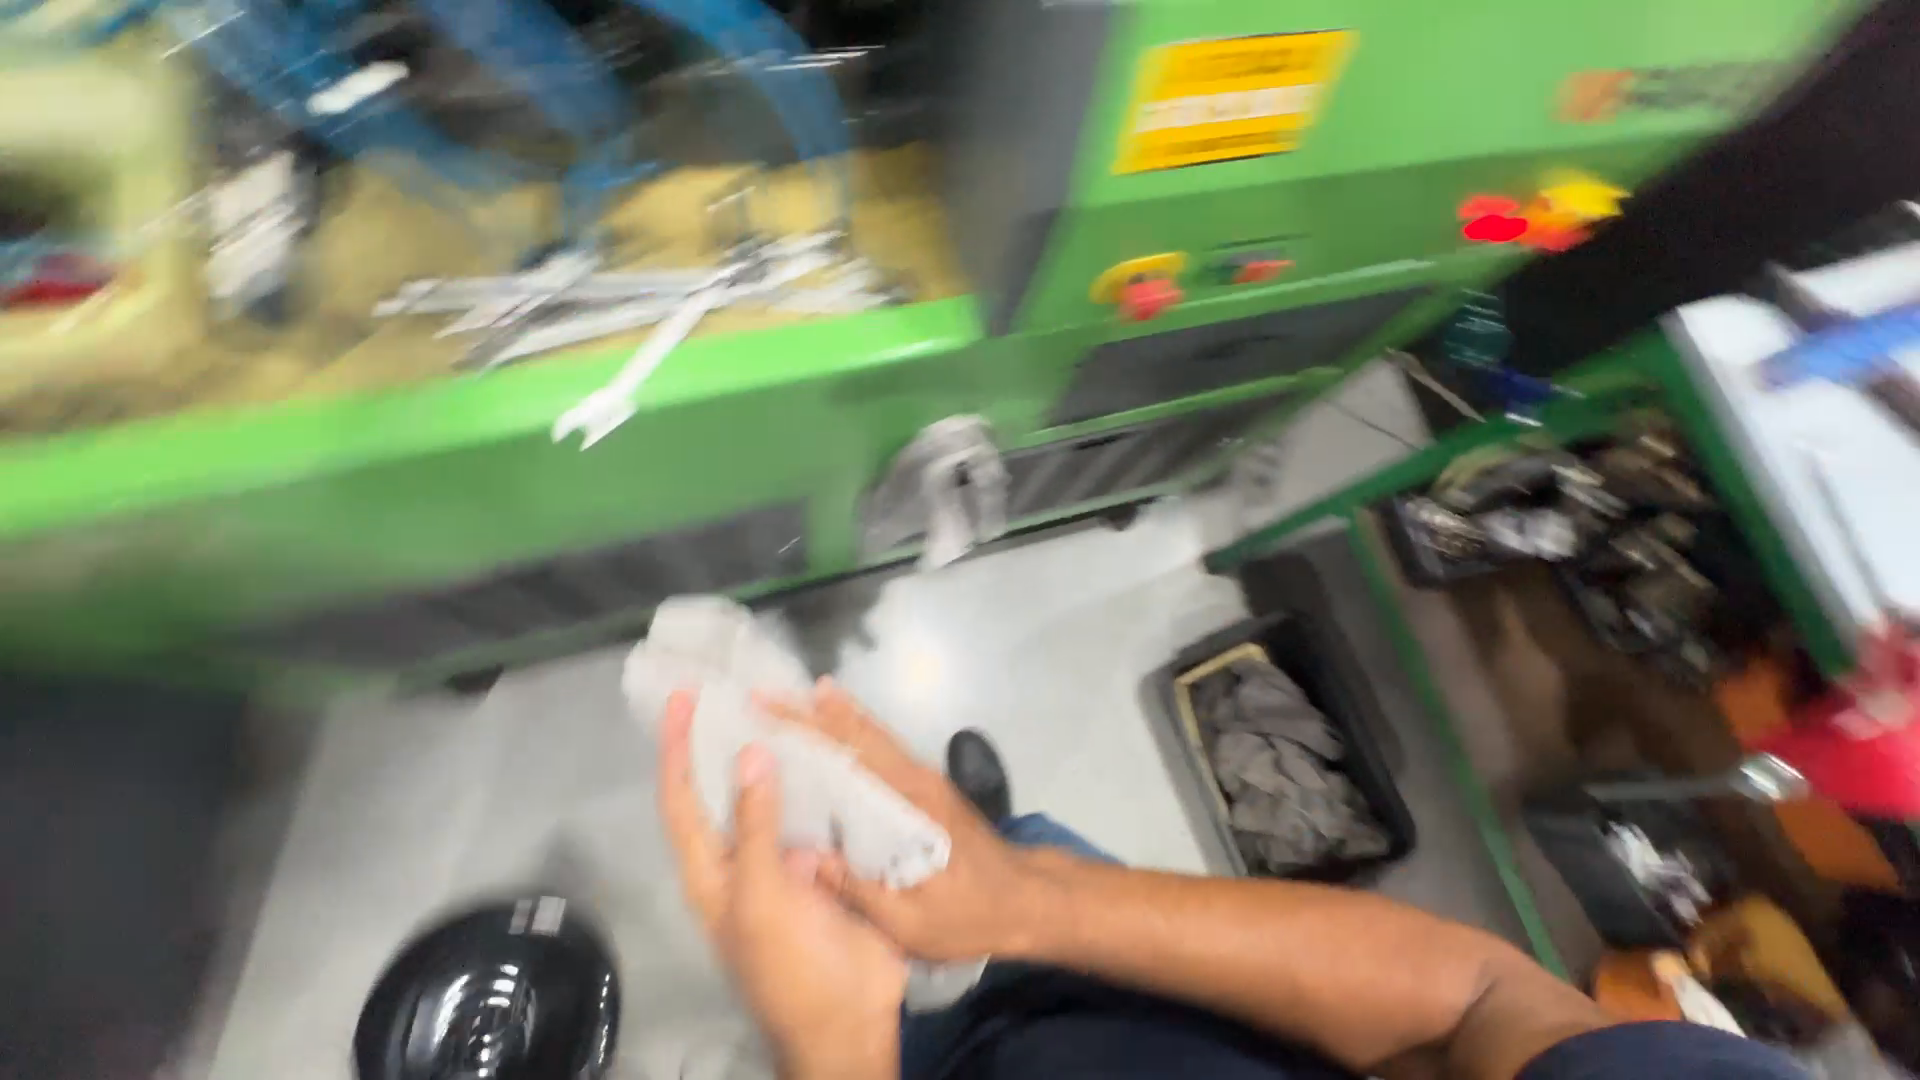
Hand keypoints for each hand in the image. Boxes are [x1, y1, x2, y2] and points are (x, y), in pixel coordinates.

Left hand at [657, 690, 905, 1079]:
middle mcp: (743, 858)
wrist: (850, 1017)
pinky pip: (817, 811)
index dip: (677, 751)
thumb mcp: (762, 897)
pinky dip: (820, 781)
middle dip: (723, 742)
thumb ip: (755, 826)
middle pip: (725, 792)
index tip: (682, 702)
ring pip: (774, 797)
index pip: (681, 801)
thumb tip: (750, 753)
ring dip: (776, 756)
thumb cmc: (791, 965)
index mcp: (713, 871)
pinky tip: (834, 750)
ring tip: (786, 706)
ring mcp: (786, 859)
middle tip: (736, 690)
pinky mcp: (826, 860)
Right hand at [758, 679, 1071, 963]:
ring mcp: (924, 780)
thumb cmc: (971, 912)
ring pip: (873, 737)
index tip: (770, 707)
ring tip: (793, 701)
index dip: (809, 728)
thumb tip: (799, 857)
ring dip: (833, 717)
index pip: (852, 752)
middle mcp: (915, 778)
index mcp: (909, 801)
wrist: (1028, 900)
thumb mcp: (911, 920)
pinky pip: (883, 752)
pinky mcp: (927, 789)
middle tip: (765, 695)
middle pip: (859, 733)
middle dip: (811, 712)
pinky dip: (854, 735)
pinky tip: (836, 736)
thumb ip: (857, 889)